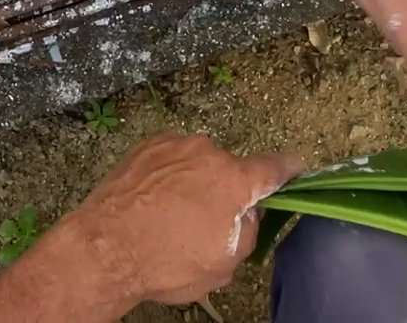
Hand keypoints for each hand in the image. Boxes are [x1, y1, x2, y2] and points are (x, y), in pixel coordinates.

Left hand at [62, 133, 304, 304]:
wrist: (107, 245)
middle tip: (208, 223)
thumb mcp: (224, 263)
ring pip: (197, 164)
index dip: (289, 170)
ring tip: (173, 217)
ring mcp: (174, 144)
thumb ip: (247, 231)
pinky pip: (171, 158)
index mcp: (232, 179)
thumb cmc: (167, 260)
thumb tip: (246, 213)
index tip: (299, 167)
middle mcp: (206, 151)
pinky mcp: (147, 145)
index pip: (272, 168)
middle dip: (225, 192)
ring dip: (194, 183)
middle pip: (229, 170)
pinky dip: (169, 176)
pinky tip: (155, 204)